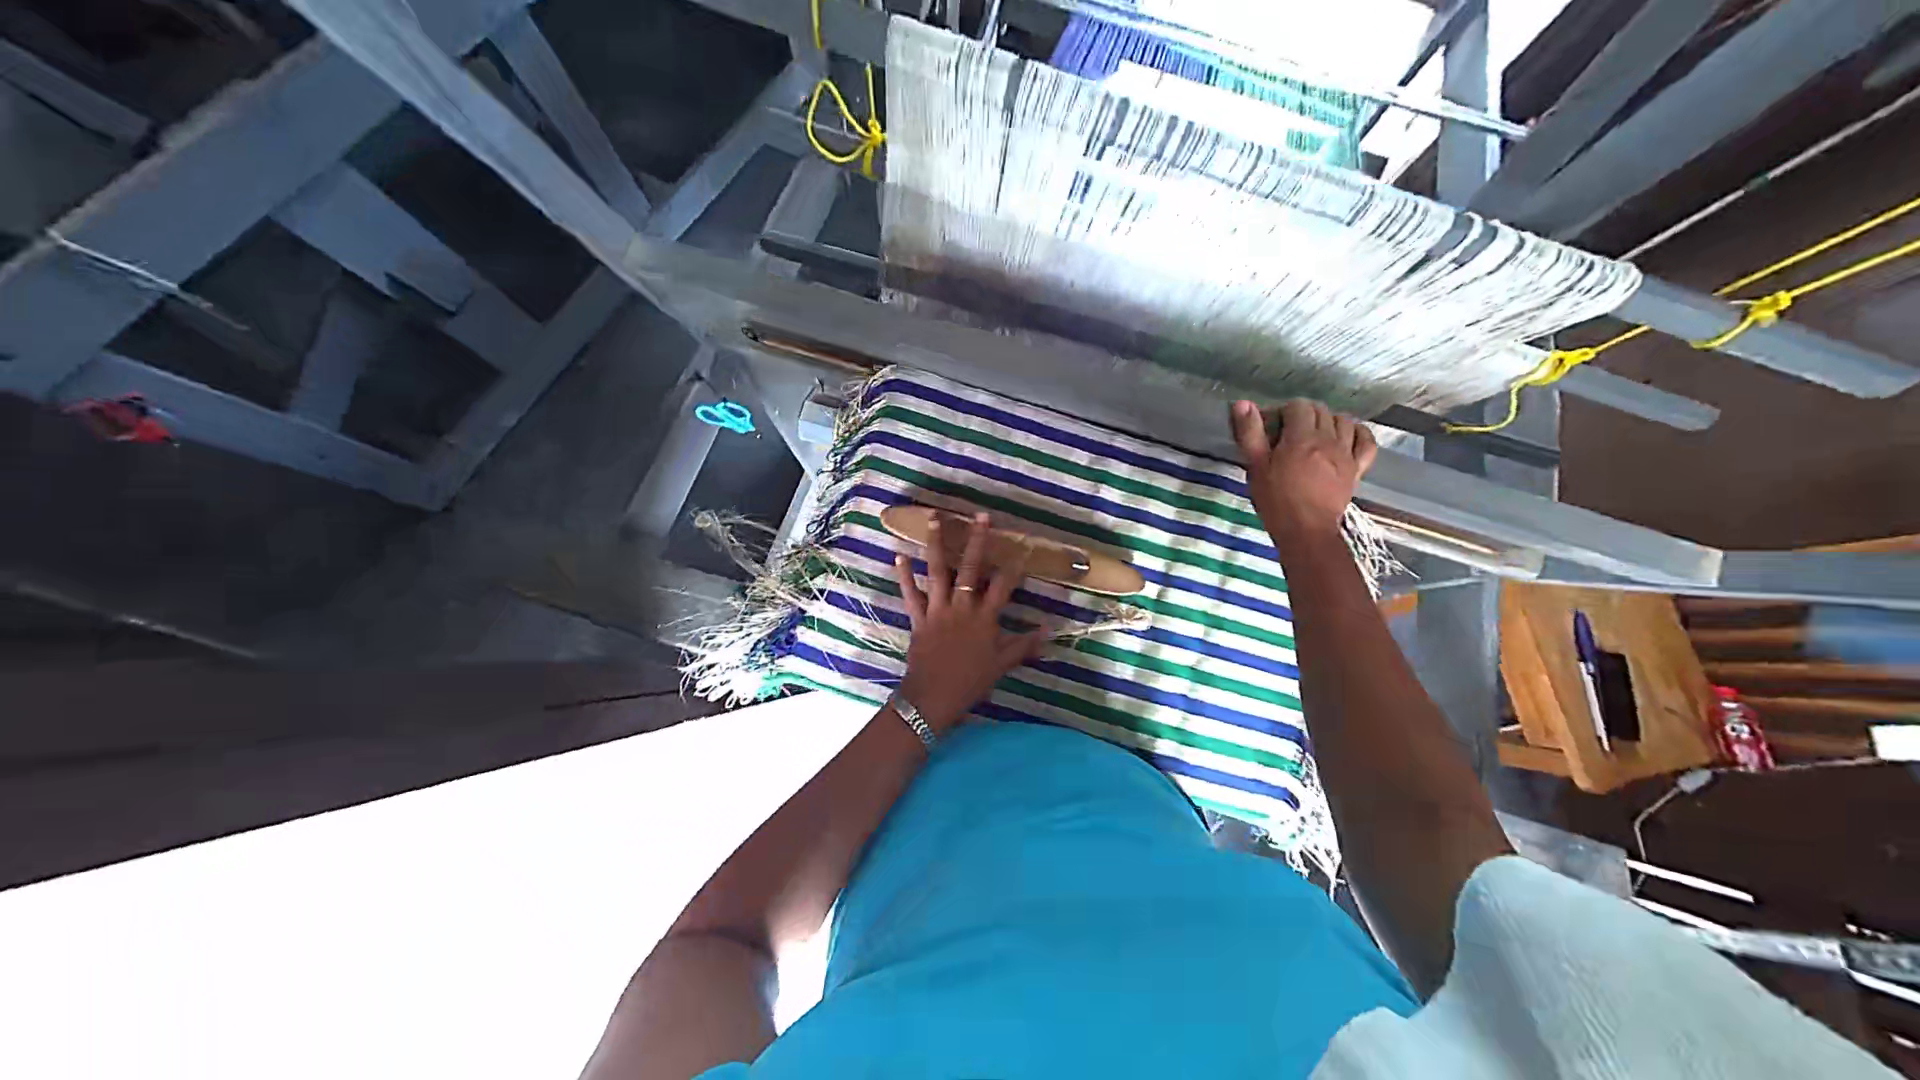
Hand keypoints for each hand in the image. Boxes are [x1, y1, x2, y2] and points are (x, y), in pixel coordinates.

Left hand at [893, 512, 1047, 730]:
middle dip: (976, 540)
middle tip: (980, 516)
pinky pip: (911, 593)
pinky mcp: (918, 617)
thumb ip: (1024, 645)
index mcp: (985, 618)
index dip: (1014, 565)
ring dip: (935, 543)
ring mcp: (938, 609)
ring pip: (937, 570)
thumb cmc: (970, 682)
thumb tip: (1049, 630)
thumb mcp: (1002, 665)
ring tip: (934, 518)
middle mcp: (962, 607)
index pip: (1003, 586)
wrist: (933, 697)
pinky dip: (904, 575)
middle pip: (970, 568)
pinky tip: (899, 555)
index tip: (1023, 546)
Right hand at [1231, 398, 1377, 548]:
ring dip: (1327, 421)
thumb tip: (1243, 404)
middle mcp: (1329, 439)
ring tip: (1312, 434)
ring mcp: (1347, 453)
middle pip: (1320, 411)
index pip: (1297, 406)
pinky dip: (1357, 433)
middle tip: (1286, 432)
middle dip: (1302, 414)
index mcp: (1302, 437)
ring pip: (1343, 421)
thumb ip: (1250, 434)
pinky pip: (1366, 441)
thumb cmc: (1277, 501)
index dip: (1282, 411)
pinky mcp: (1357, 468)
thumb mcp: (1256, 467)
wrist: (1307, 531)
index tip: (1270, 427)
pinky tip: (1346, 436)